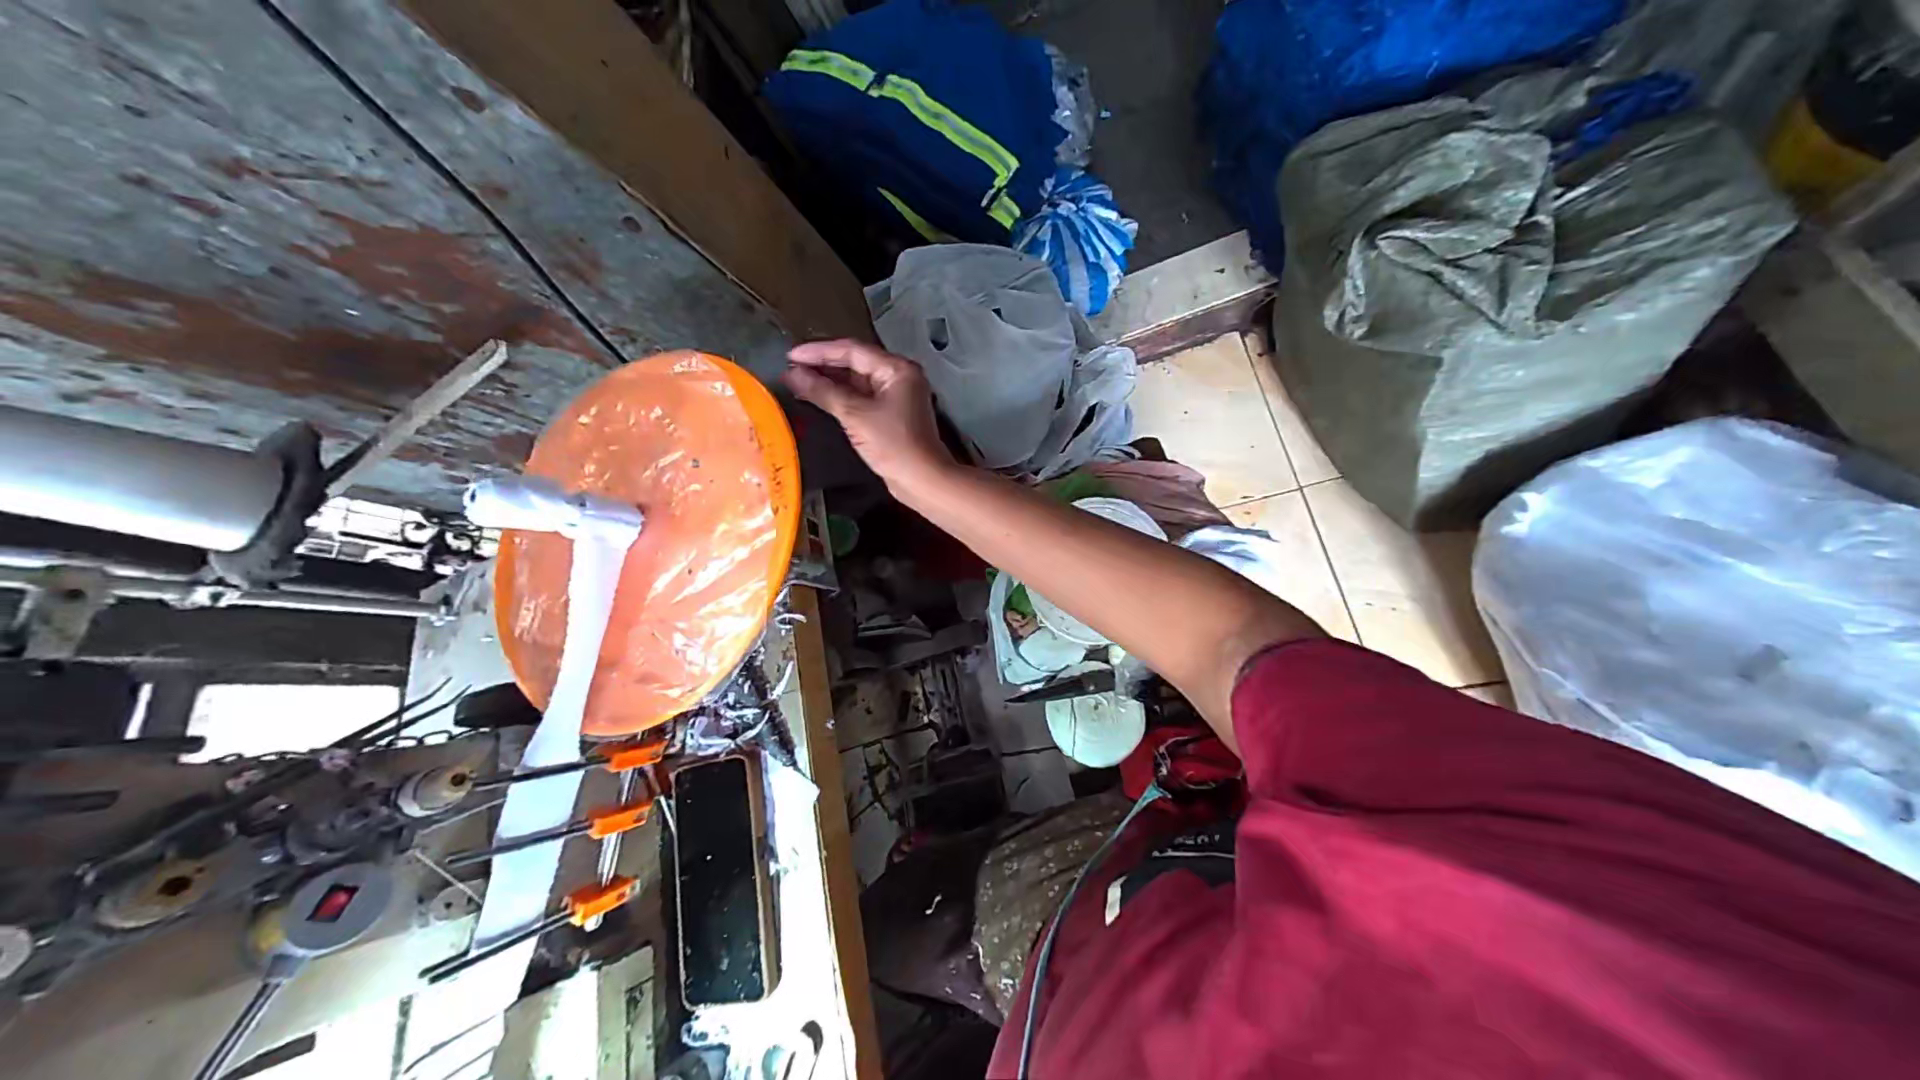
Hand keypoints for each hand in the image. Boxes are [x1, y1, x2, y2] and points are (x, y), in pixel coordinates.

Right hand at [784, 339, 955, 492]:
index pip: (852, 350)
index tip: (790, 355)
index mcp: (896, 368)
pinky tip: (818, 397)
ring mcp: (895, 395)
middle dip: (822, 365)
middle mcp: (898, 376)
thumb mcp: (855, 415)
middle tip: (791, 367)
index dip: (818, 351)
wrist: (921, 479)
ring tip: (798, 381)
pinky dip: (840, 396)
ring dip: (829, 381)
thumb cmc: (894, 445)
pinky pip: (860, 397)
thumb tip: (793, 375)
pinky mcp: (890, 413)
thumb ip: (823, 392)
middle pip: (854, 362)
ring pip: (856, 380)